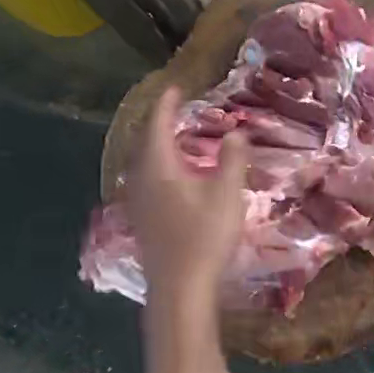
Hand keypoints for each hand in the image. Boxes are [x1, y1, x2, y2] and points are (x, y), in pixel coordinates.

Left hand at [124, 87, 252, 297]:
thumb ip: (231, 160)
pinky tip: (174, 176)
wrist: (180, 284)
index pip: (158, 126)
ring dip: (159, 146)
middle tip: (176, 111)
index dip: (166, 105)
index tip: (175, 88)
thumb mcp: (227, 194)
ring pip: (144, 163)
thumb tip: (235, 132)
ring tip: (177, 139)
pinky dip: (160, 166)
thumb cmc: (205, 235)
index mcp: (159, 168)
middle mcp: (141, 180)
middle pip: (145, 143)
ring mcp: (138, 201)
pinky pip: (147, 179)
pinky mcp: (143, 218)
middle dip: (159, 124)